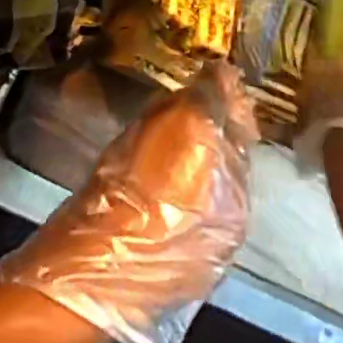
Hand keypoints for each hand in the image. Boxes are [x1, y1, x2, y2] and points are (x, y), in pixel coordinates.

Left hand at [0, 61, 257, 342]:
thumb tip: (239, 133)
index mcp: (192, 115)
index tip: (246, 119)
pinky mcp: (114, 146)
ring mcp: (133, 124)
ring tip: (204, 167)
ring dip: (188, 130)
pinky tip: (175, 179)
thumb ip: (237, 160)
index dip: (236, 95)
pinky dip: (167, 146)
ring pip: (171, 113)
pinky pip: (153, 133)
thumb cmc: (171, 241)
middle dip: (212, 113)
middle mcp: (158, 108)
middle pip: (194, 94)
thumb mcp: (227, 210)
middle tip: (229, 147)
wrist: (96, 263)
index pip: (220, 78)